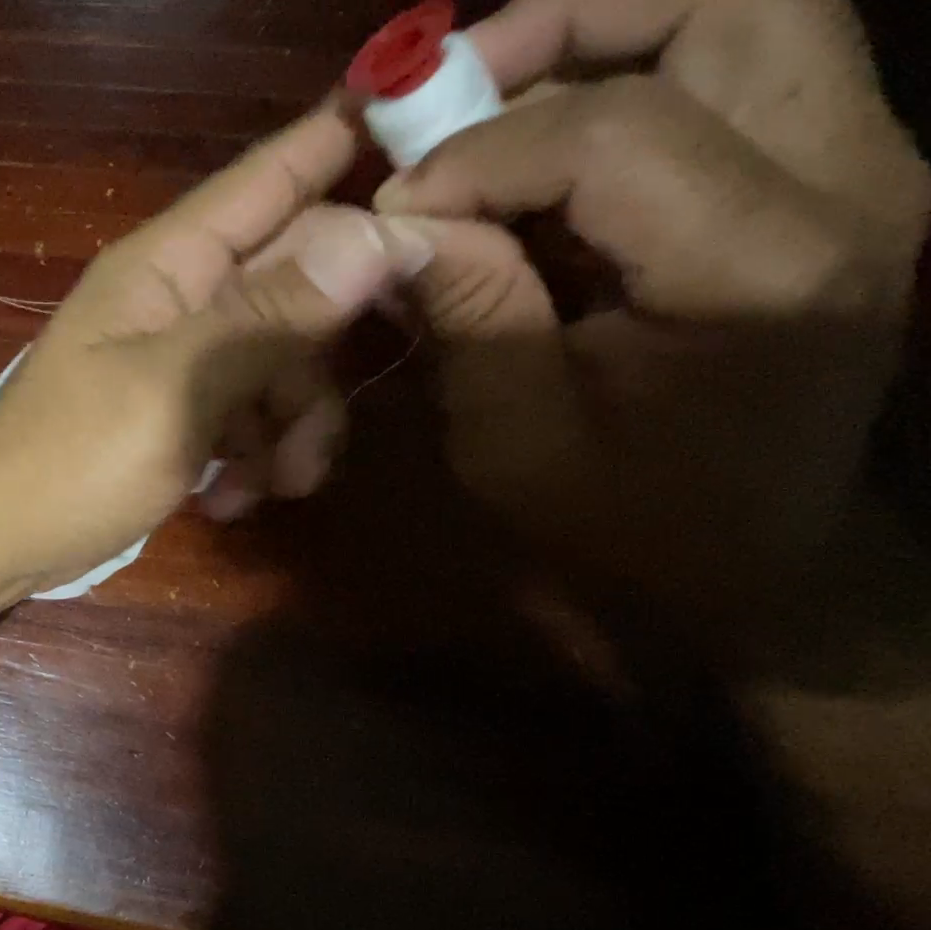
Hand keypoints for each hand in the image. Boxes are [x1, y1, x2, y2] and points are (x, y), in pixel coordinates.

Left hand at [0, 104, 430, 599]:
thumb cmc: (69, 462)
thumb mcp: (174, 389)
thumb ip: (270, 317)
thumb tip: (379, 237)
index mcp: (165, 265)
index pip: (266, 181)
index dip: (338, 154)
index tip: (426, 155)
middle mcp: (175, 299)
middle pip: (293, 286)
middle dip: (321, 362)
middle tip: (325, 433)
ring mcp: (174, 360)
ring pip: (279, 364)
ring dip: (289, 430)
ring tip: (274, 488)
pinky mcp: (173, 414)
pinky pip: (243, 414)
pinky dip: (249, 458)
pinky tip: (228, 502)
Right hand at [376, 0, 928, 629]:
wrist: (762, 553)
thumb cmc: (630, 521)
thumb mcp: (516, 441)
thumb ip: (468, 312)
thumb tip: (399, 217)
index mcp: (763, 270)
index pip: (618, 132)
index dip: (480, 149)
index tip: (391, 200)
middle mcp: (848, 182)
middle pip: (725, 4)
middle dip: (561, 25)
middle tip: (448, 89)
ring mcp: (860, 163)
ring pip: (741, 11)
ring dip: (596, 35)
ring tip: (486, 100)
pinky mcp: (832, 170)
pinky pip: (733, 64)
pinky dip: (621, 74)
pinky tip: (538, 142)